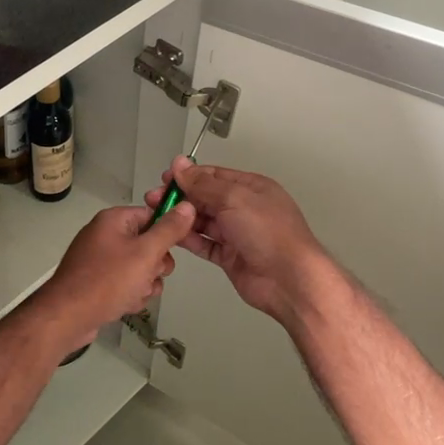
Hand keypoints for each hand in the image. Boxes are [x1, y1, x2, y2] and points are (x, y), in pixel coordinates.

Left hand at [28, 203, 195, 350]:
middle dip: (155, 266)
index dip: (167, 233)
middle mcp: (105, 236)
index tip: (175, 250)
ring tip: (133, 294)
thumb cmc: (108, 280)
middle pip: (148, 245)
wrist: (68, 316)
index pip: (151, 216)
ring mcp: (100, 261)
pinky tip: (124, 305)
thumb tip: (187, 205)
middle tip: (147, 276)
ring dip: (144, 285)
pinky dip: (130, 295)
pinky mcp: (98, 283)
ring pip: (140, 269)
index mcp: (113, 220)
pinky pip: (126, 284)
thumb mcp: (145, 253)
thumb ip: (169, 230)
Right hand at [144, 157, 331, 323]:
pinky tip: (171, 235)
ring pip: (202, 221)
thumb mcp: (234, 198)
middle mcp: (244, 208)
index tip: (165, 179)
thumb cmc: (270, 233)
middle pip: (205, 198)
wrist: (288, 279)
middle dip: (180, 197)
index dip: (188, 176)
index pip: (213, 176)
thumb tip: (181, 165)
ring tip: (157, 215)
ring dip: (181, 218)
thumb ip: (203, 184)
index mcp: (251, 188)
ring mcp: (237, 233)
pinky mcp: (229, 255)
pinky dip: (188, 239)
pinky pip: (204, 243)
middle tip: (155, 199)